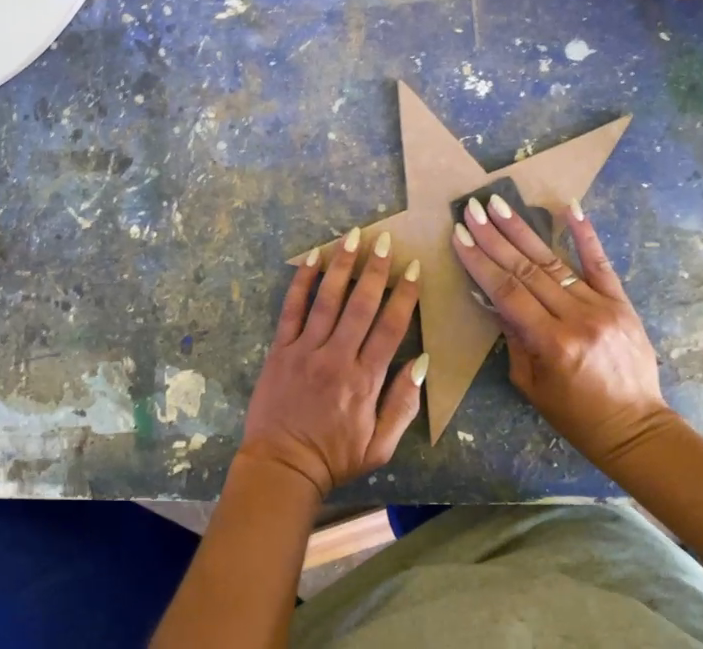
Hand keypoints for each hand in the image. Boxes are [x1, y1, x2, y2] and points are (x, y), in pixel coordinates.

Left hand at [238, 228, 426, 498]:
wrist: (281, 466)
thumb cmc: (335, 458)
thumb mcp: (381, 445)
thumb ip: (403, 403)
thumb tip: (422, 362)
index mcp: (365, 380)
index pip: (390, 327)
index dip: (404, 295)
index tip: (413, 269)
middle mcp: (336, 358)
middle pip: (360, 305)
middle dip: (374, 270)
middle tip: (384, 240)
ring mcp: (305, 350)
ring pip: (327, 300)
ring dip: (341, 266)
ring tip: (352, 236)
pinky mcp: (280, 349)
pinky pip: (291, 309)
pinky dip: (301, 282)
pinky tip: (312, 259)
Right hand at [451, 194, 666, 461]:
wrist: (635, 429)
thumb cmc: (575, 415)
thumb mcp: (530, 383)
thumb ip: (512, 337)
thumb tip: (490, 296)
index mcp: (551, 342)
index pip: (506, 292)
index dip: (480, 262)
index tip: (459, 236)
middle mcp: (576, 318)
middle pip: (526, 269)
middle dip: (494, 237)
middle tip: (470, 209)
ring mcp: (602, 307)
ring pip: (554, 261)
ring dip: (522, 230)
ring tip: (497, 205)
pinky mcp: (622, 303)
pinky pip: (600, 263)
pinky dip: (584, 233)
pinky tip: (568, 207)